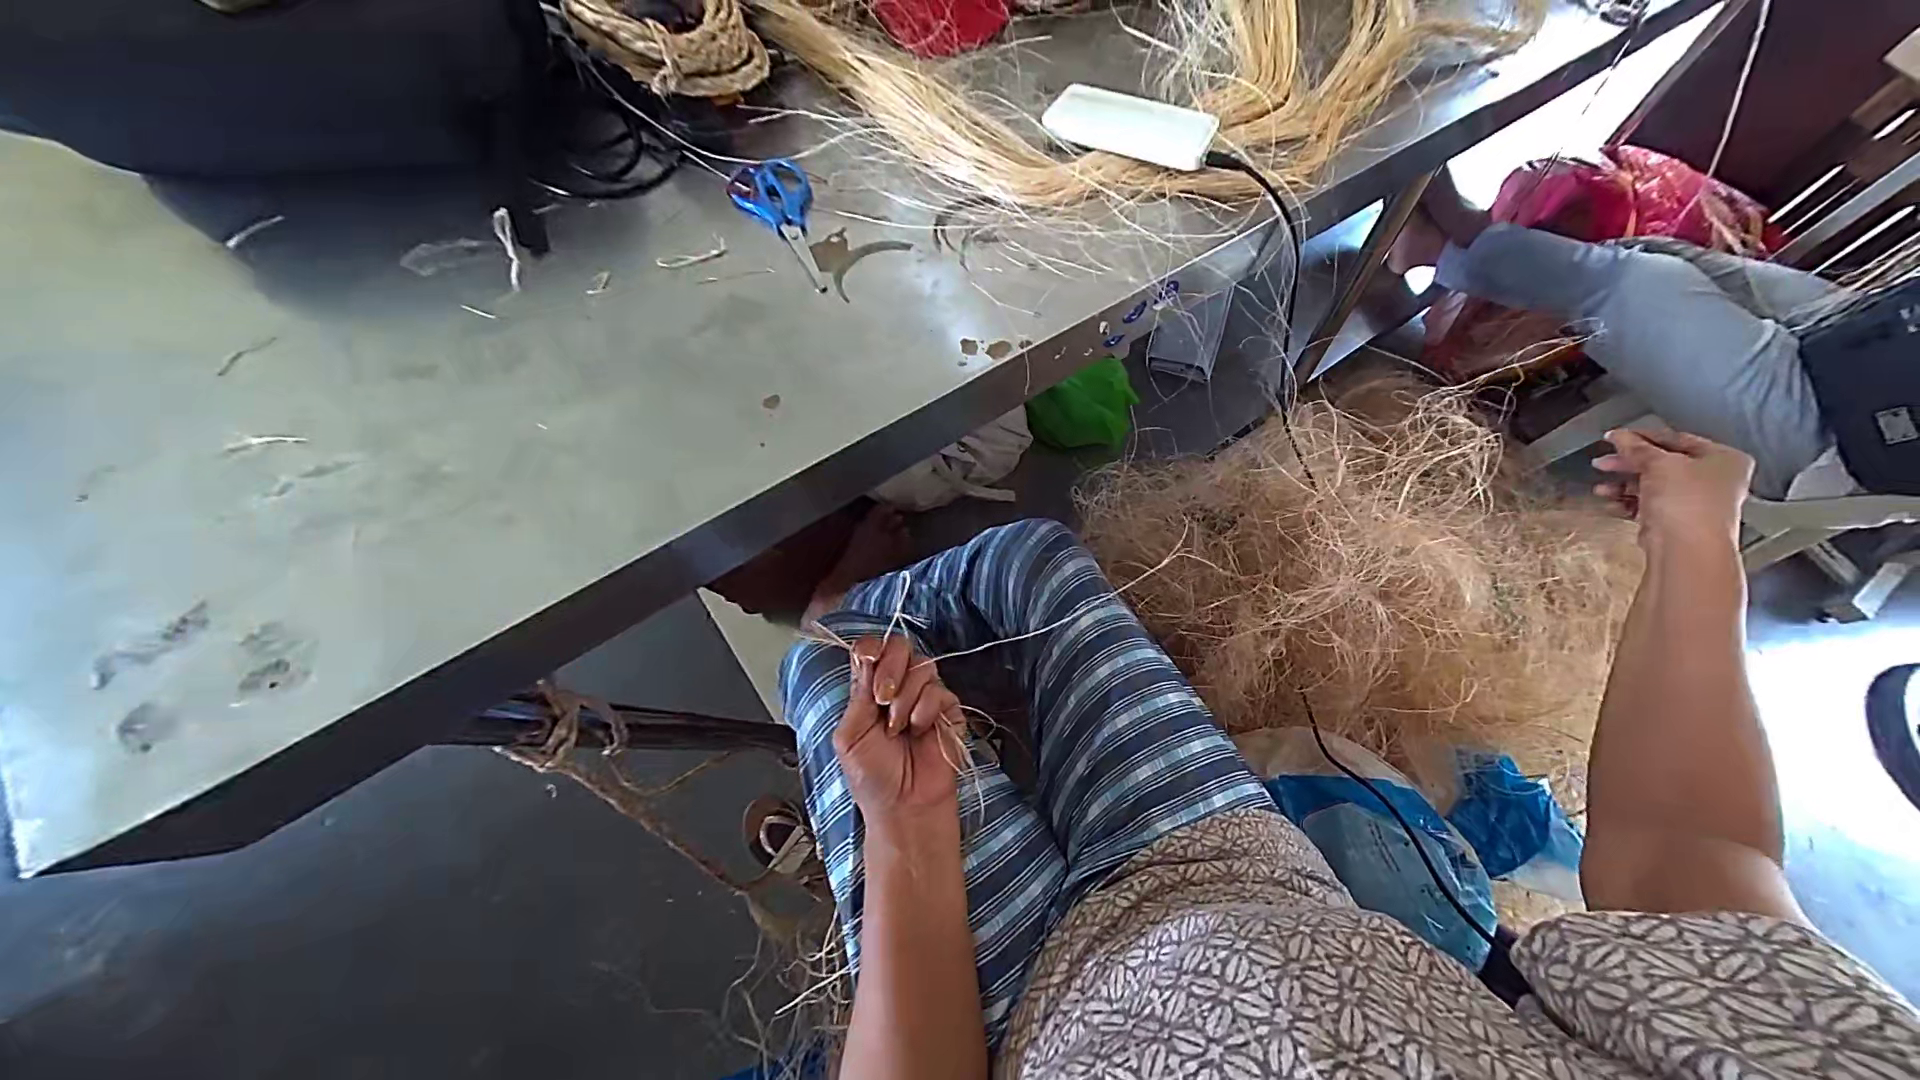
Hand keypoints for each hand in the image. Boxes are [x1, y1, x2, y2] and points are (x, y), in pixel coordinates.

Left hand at [834, 635, 965, 822]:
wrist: (902, 807)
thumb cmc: (871, 777)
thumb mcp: (850, 734)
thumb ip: (858, 693)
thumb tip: (866, 655)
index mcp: (869, 687)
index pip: (872, 648)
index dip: (871, 647)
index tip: (868, 660)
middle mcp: (898, 685)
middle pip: (900, 646)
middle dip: (890, 669)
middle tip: (882, 701)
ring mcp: (924, 696)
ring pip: (921, 667)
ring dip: (905, 699)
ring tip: (898, 729)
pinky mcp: (948, 709)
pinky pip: (940, 691)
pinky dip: (925, 712)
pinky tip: (919, 733)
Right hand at [1593, 428, 1752, 552]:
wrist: (1686, 545)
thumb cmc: (1685, 500)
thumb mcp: (1659, 464)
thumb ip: (1636, 448)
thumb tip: (1617, 435)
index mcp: (1723, 458)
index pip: (1677, 439)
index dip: (1643, 437)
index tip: (1615, 438)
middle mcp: (1713, 477)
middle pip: (1661, 463)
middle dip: (1627, 464)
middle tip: (1601, 462)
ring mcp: (1694, 500)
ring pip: (1650, 485)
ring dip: (1622, 485)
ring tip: (1601, 488)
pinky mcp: (1674, 518)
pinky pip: (1645, 504)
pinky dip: (1625, 502)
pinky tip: (1610, 503)